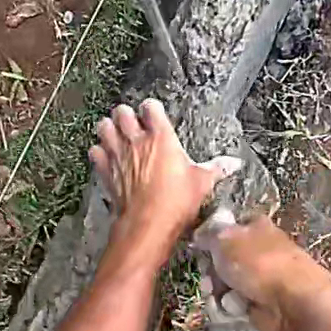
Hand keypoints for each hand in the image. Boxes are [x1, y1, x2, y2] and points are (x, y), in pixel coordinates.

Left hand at [89, 100, 239, 256]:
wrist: (147, 224)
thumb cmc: (176, 201)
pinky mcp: (106, 171)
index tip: (155, 116)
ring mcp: (118, 154)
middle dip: (126, 115)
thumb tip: (234, 163)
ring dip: (108, 128)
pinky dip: (99, 152)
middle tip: (133, 124)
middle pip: (122, 111)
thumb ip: (216, 169)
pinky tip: (107, 157)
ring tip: (116, 135)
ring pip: (103, 127)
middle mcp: (136, 140)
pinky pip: (95, 152)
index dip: (151, 109)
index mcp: (160, 136)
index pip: (151, 107)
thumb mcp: (202, 183)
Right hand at [192, 211, 330, 330]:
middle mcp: (258, 250)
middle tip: (211, 277)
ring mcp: (259, 278)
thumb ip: (208, 235)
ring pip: (224, 283)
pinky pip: (232, 304)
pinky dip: (229, 308)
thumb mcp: (225, 239)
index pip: (228, 226)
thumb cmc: (259, 263)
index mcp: (255, 227)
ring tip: (221, 296)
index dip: (212, 237)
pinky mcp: (258, 303)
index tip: (202, 247)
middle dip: (212, 270)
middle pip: (222, 258)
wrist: (292, 301)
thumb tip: (199, 235)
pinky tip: (233, 308)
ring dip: (217, 291)